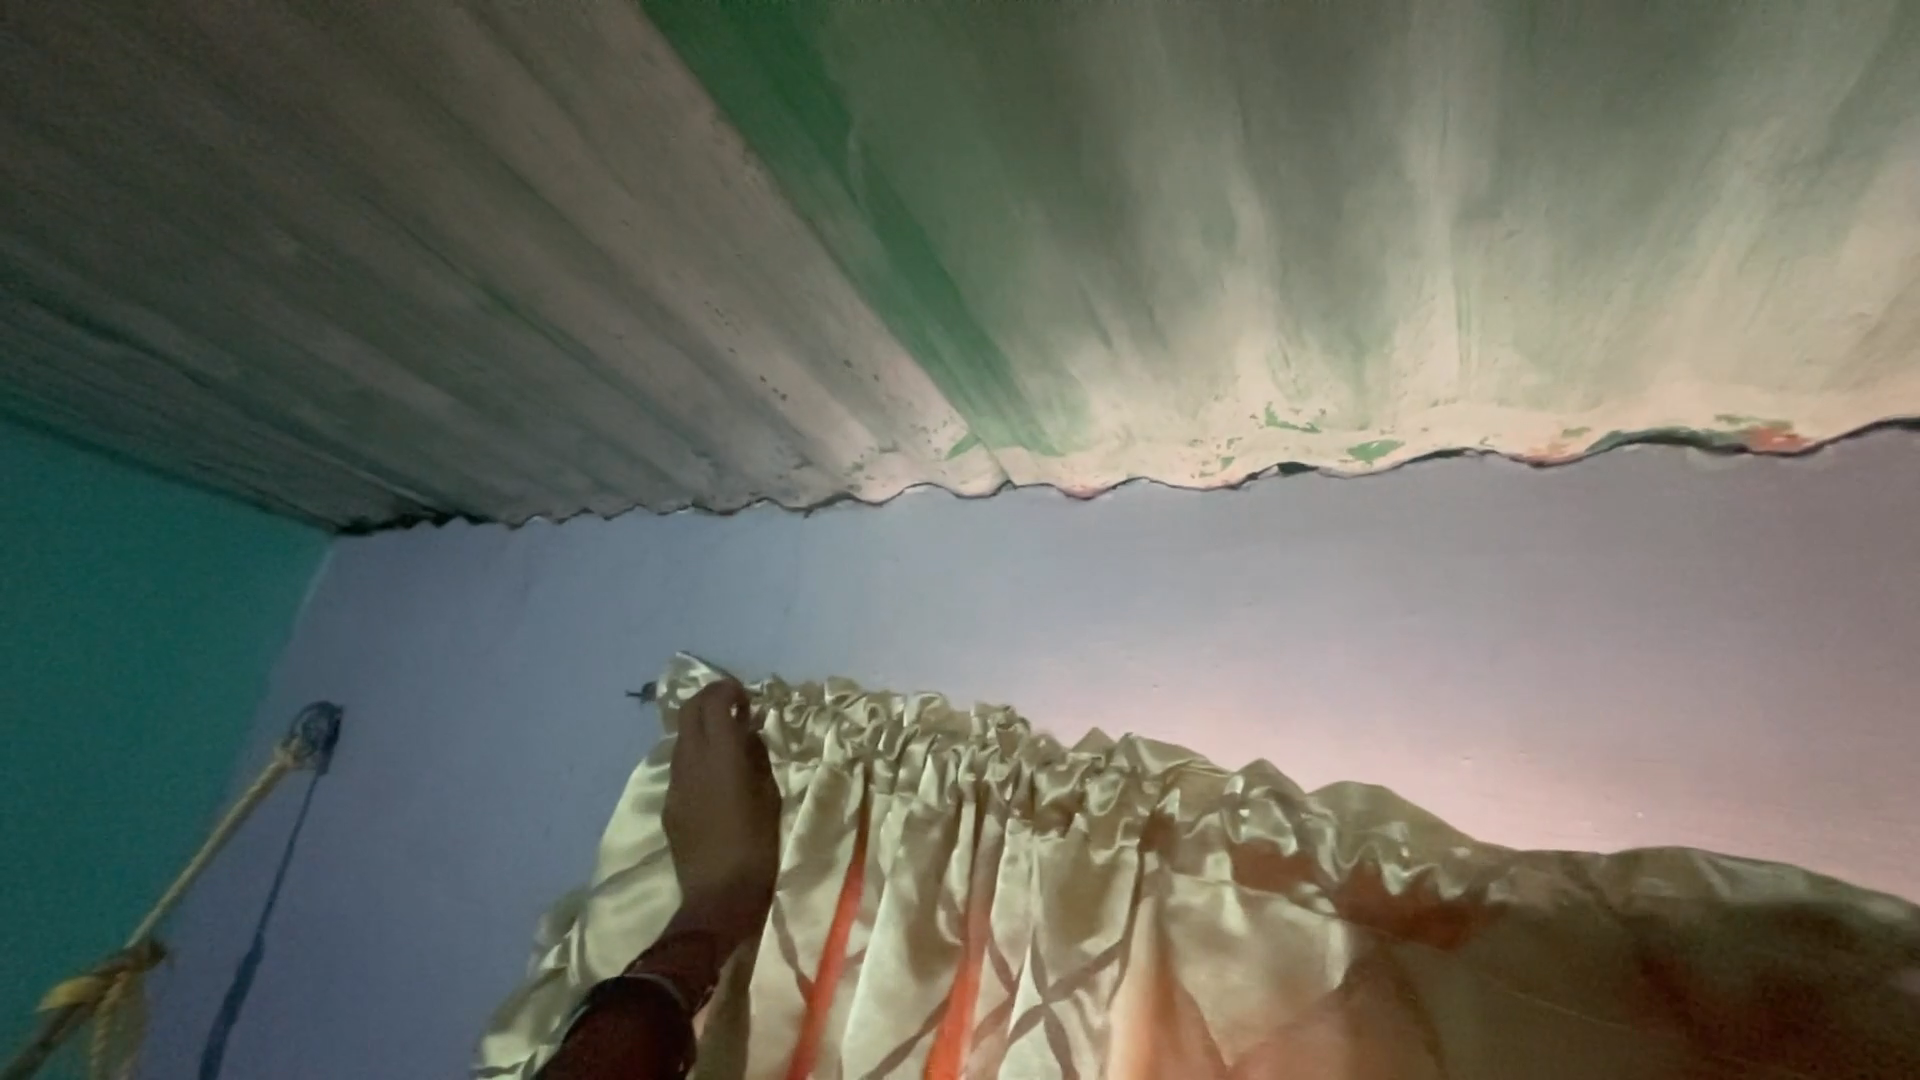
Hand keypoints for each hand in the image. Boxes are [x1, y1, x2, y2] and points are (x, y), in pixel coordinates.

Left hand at [661, 678, 781, 950]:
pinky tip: (715, 772)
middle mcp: (692, 761)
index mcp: (722, 755)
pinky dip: (696, 753)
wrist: (719, 897)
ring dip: (702, 726)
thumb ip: (756, 756)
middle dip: (710, 699)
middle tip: (734, 706)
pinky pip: (680, 763)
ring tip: (727, 738)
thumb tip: (748, 732)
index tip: (746, 696)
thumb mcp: (769, 794)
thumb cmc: (758, 845)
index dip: (728, 690)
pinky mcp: (670, 804)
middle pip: (690, 710)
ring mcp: (676, 783)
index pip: (714, 702)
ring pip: (682, 736)